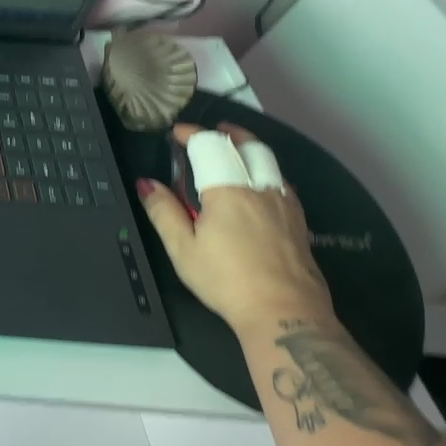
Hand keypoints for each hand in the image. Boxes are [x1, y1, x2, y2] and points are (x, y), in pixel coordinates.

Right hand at [136, 123, 333, 337]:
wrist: (284, 313)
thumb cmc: (226, 280)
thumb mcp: (181, 248)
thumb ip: (163, 210)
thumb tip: (146, 183)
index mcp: (228, 192)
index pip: (210, 148)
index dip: (192, 134)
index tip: (176, 132)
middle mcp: (261, 191)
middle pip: (250, 147)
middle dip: (229, 134)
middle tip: (212, 131)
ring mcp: (285, 206)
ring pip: (271, 164)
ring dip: (250, 150)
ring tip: (234, 151)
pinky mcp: (299, 223)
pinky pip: (282, 184)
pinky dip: (267, 172)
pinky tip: (259, 186)